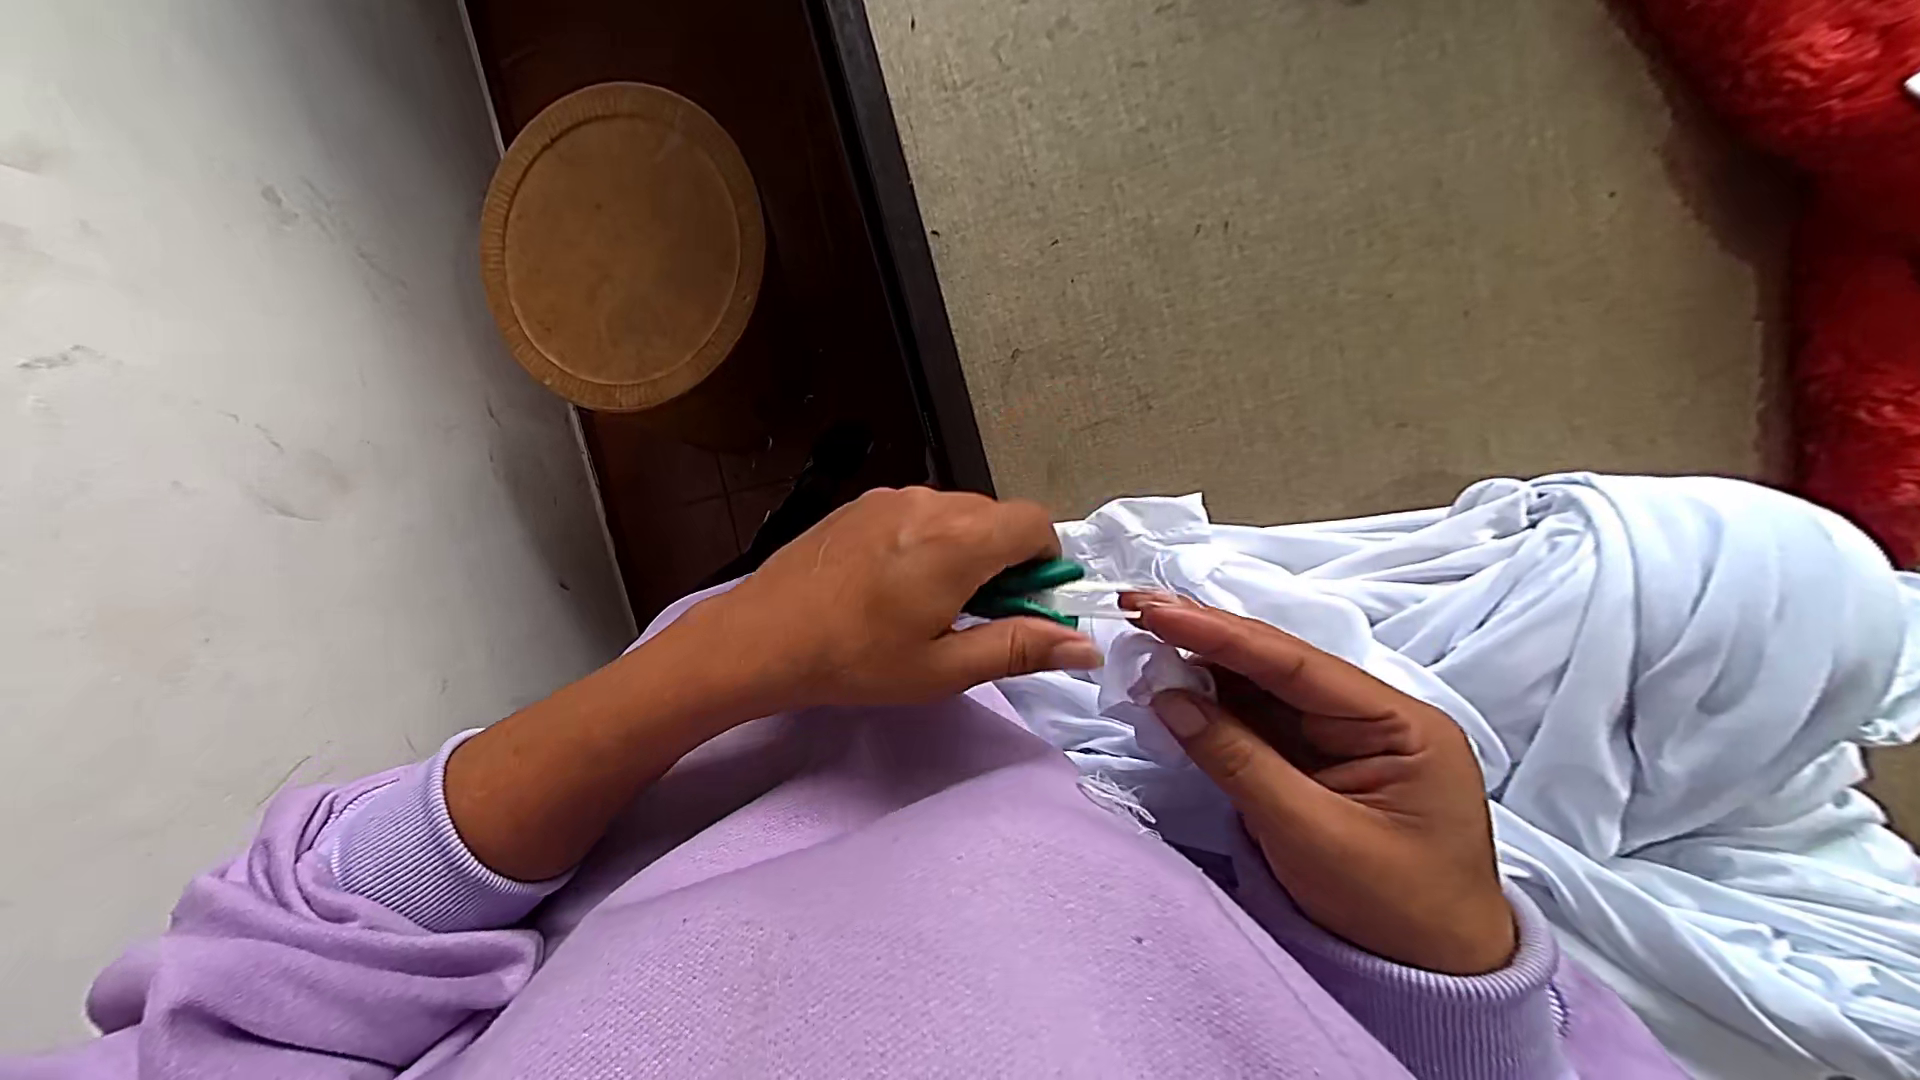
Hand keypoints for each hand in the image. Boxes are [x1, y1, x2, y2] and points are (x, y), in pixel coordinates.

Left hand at [680, 487, 1102, 712]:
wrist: (760, 636)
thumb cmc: (856, 660)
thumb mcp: (944, 667)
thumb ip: (1020, 647)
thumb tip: (1086, 646)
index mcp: (959, 539)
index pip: (1036, 523)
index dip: (1044, 563)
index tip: (1022, 603)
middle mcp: (931, 501)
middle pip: (998, 518)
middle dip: (1005, 560)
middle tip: (974, 612)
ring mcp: (892, 495)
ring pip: (959, 513)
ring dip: (966, 548)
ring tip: (927, 598)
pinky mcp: (863, 500)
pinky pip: (920, 511)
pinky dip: (930, 538)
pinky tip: (892, 579)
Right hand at [1125, 593, 1514, 974]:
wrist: (1426, 976)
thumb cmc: (1391, 910)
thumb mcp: (1310, 834)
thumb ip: (1235, 757)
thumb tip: (1167, 695)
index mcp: (1397, 723)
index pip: (1294, 663)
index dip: (1221, 633)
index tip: (1160, 612)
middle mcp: (1365, 712)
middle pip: (1272, 661)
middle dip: (1203, 633)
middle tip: (1139, 606)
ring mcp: (1333, 731)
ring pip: (1254, 682)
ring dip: (1197, 659)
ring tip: (1143, 632)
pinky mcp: (1304, 752)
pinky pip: (1247, 714)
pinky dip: (1205, 697)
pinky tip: (1170, 676)